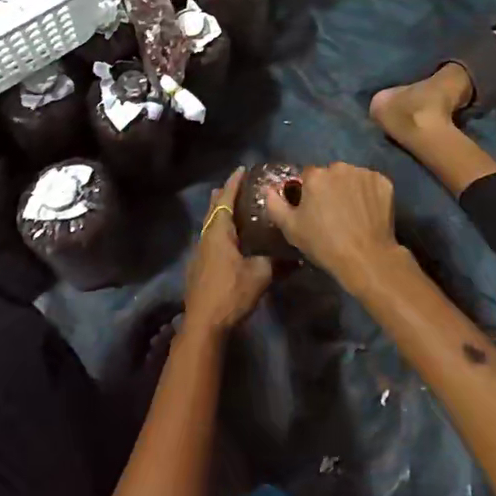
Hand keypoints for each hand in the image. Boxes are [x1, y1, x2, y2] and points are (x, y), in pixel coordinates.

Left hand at [184, 167, 273, 335]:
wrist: (203, 325)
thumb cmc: (231, 293)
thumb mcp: (261, 275)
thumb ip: (277, 261)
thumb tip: (298, 255)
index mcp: (219, 233)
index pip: (225, 200)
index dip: (233, 184)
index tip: (242, 169)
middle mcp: (206, 238)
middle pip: (213, 209)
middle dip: (223, 195)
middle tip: (237, 185)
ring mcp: (199, 254)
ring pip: (209, 224)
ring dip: (219, 213)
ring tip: (232, 207)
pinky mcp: (198, 268)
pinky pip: (209, 238)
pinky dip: (218, 229)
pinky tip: (227, 239)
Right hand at [265, 163, 403, 284]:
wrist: (366, 256)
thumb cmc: (324, 244)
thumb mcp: (292, 229)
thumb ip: (276, 205)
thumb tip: (269, 189)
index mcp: (316, 176)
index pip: (308, 175)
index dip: (309, 191)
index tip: (313, 208)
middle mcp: (341, 167)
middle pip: (332, 173)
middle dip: (331, 186)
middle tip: (333, 211)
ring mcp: (365, 173)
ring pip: (352, 176)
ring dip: (350, 188)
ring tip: (352, 213)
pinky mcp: (384, 181)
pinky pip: (371, 183)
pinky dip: (369, 193)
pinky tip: (368, 212)